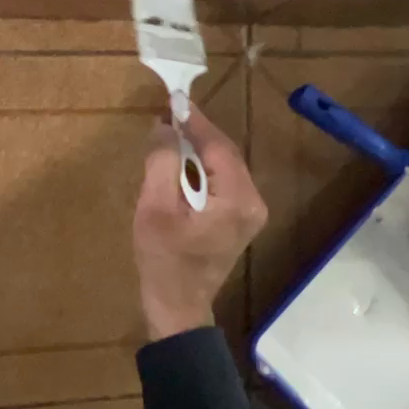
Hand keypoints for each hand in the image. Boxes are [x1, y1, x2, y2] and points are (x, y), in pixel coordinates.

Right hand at [133, 105, 267, 340]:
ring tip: (170, 136)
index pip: (218, 146)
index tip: (173, 99)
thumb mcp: (155, 209)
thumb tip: (164, 128)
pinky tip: (180, 165)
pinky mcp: (238, 223)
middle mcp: (253, 202)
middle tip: (168, 115)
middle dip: (197, 134)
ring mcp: (249, 214)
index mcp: (238, 198)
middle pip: (224, 155)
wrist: (177, 309)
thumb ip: (162, 163)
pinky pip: (221, 185)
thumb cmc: (165, 262)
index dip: (195, 121)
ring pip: (223, 169)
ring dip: (198, 152)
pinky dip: (201, 172)